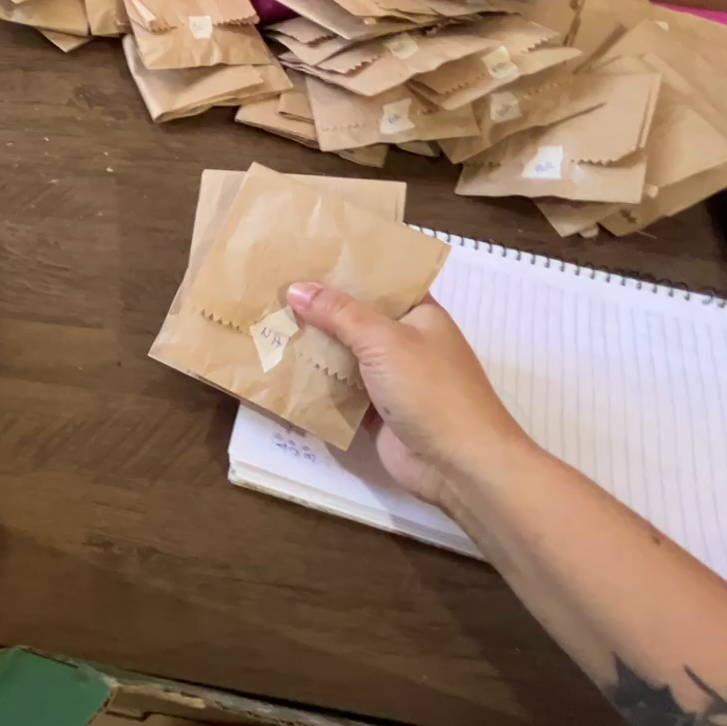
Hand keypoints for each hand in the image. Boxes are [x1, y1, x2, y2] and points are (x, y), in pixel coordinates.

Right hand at [286, 282, 533, 503]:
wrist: (459, 466)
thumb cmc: (431, 390)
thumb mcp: (384, 340)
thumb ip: (338, 313)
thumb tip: (295, 288)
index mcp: (418, 314)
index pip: (378, 281)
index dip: (342, 270)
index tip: (301, 259)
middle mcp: (404, 341)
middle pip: (353, 317)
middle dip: (317, 309)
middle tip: (271, 291)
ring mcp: (389, 377)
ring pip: (342, 353)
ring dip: (311, 346)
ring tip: (267, 324)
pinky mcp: (374, 409)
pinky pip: (337, 388)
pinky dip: (314, 381)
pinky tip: (279, 368)